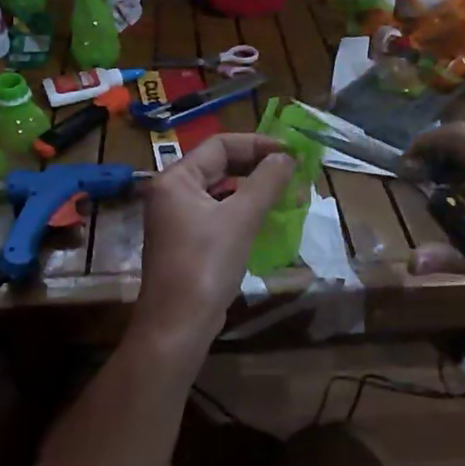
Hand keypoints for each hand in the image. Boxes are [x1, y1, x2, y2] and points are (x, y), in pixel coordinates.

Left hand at [134, 134, 294, 347]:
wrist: (177, 322)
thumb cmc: (206, 264)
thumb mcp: (241, 219)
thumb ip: (265, 182)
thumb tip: (285, 157)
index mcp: (175, 179)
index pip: (219, 145)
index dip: (257, 144)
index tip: (292, 153)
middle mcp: (170, 193)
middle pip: (217, 166)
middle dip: (257, 168)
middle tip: (295, 175)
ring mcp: (175, 219)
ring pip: (218, 192)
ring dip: (251, 191)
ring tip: (287, 196)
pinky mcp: (184, 242)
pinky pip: (216, 215)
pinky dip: (240, 213)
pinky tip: (265, 221)